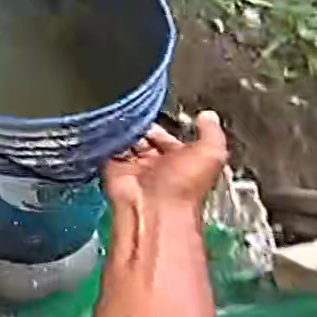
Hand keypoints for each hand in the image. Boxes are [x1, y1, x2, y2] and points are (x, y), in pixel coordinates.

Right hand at [101, 111, 227, 212]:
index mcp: (180, 160)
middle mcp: (155, 162)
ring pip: (124, 140)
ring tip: (117, 117)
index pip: (165, 137)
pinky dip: (105, 138)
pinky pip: (106, 148)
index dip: (159, 125)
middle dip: (137, 126)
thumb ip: (211, 133)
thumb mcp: (210, 154)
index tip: (149, 112)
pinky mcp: (112, 166)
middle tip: (130, 113)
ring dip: (121, 130)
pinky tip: (106, 127)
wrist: (153, 204)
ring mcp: (133, 165)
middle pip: (142, 137)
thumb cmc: (185, 183)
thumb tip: (209, 115)